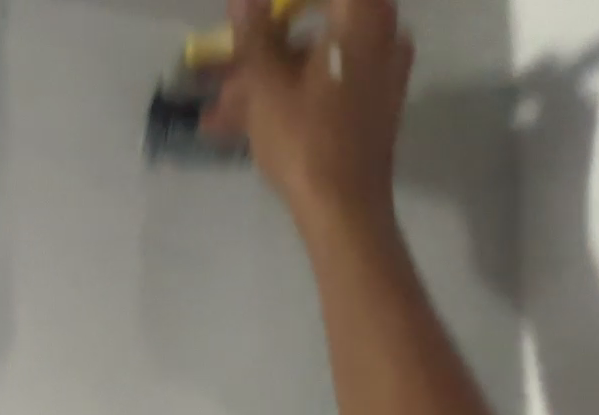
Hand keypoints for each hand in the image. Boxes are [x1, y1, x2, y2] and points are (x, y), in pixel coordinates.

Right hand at [204, 0, 414, 235]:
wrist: (345, 209)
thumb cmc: (304, 141)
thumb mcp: (267, 88)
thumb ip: (255, 36)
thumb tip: (244, 0)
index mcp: (359, 16)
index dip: (275, 9)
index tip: (244, 26)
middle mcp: (380, 32)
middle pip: (312, 26)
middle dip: (261, 51)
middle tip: (221, 72)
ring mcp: (380, 72)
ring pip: (312, 63)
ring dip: (265, 82)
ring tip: (218, 114)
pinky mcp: (373, 107)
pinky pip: (325, 88)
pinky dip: (289, 99)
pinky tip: (247, 124)